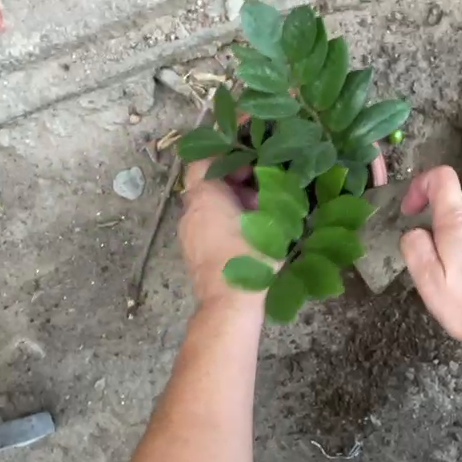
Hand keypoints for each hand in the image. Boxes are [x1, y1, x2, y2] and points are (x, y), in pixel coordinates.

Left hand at [178, 159, 259, 308]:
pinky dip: (222, 223)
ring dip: (228, 205)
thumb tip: (274, 188)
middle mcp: (189, 212)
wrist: (228, 303)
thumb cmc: (250, 258)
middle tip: (259, 191)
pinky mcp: (191, 253)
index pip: (204, 161)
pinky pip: (204, 227)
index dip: (226, 158)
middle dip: (232, 183)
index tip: (249, 165)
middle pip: (206, 185)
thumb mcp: (270, 222)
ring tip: (256, 216)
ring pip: (206, 207)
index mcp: (205, 196)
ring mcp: (187, 235)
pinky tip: (245, 236)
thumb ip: (271, 198)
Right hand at [399, 167, 461, 352]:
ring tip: (459, 288)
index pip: (441, 178)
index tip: (411, 211)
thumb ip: (415, 248)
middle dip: (438, 235)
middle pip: (454, 213)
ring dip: (459, 252)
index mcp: (458, 223)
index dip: (421, 186)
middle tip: (435, 273)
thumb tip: (414, 232)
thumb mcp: (429, 282)